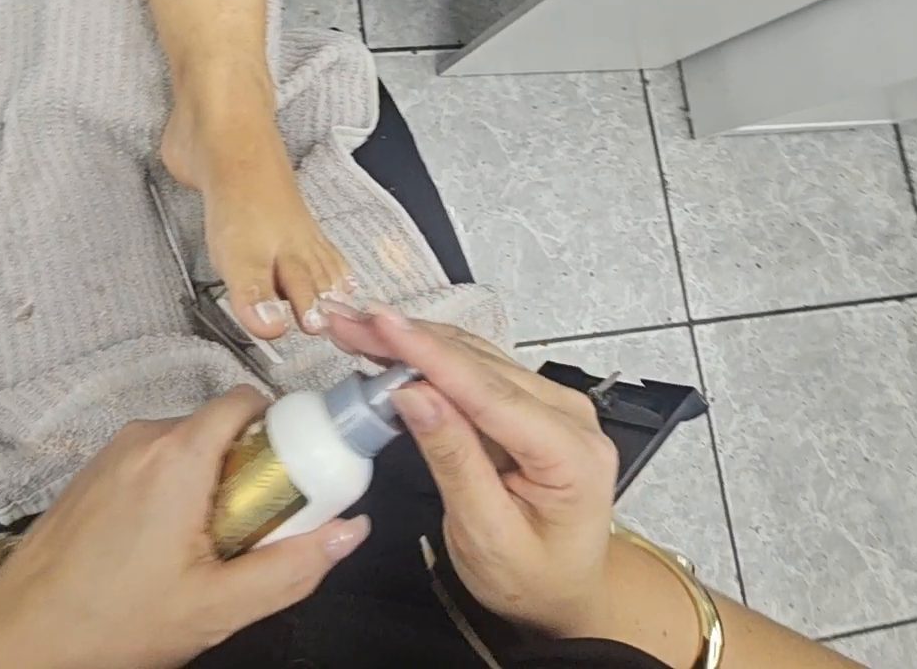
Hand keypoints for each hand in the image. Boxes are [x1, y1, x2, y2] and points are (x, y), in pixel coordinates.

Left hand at [0, 386, 371, 668]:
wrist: (18, 638)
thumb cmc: (111, 622)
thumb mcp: (216, 607)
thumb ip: (292, 566)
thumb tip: (348, 530)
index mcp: (179, 455)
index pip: (247, 400)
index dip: (279, 427)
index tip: (291, 472)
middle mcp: (146, 436)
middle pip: (221, 424)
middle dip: (249, 464)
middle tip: (253, 522)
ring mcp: (116, 449)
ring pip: (189, 442)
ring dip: (211, 477)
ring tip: (207, 543)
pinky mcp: (97, 467)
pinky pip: (156, 457)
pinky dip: (176, 483)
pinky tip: (165, 541)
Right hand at [326, 307, 618, 637]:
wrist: (561, 594)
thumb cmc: (529, 581)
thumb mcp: (485, 535)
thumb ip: (452, 459)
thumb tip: (411, 393)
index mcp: (571, 454)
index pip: (489, 392)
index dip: (430, 353)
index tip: (382, 323)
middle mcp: (566, 412)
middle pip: (475, 363)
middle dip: (405, 339)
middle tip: (345, 322)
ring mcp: (547, 400)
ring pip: (469, 354)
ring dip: (409, 339)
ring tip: (355, 326)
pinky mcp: (525, 398)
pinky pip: (469, 366)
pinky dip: (424, 353)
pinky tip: (387, 343)